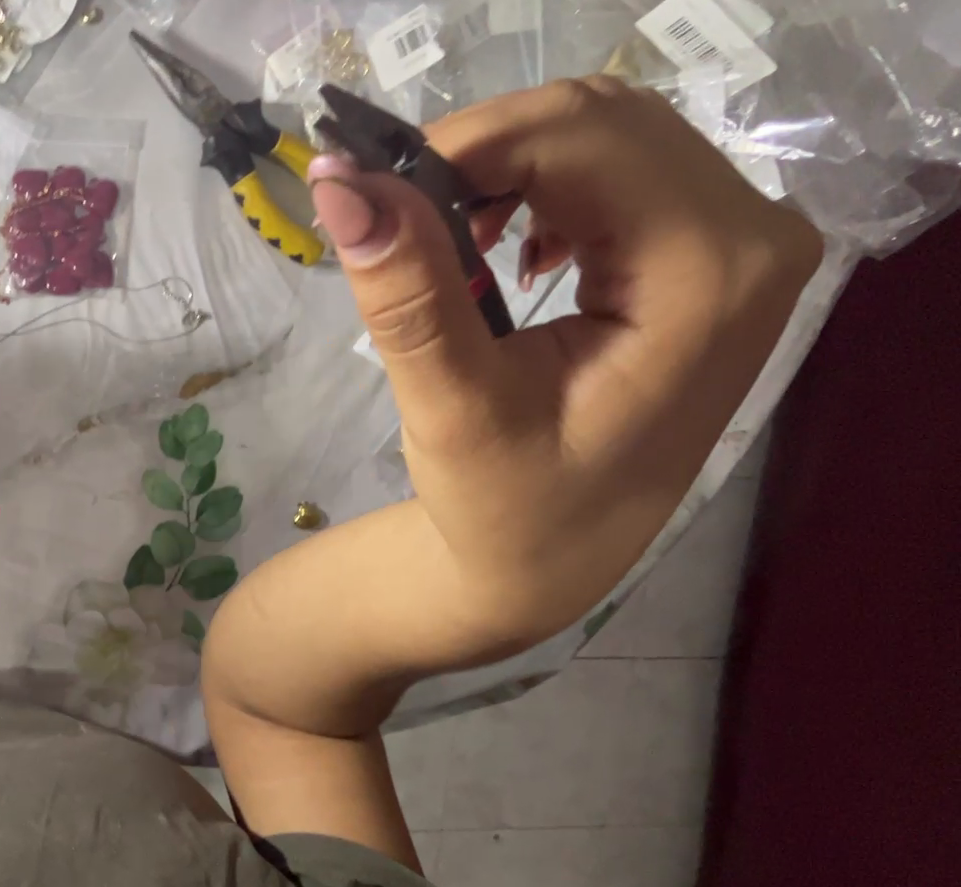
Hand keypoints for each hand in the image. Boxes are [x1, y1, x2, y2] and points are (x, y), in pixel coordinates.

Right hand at [306, 77, 821, 647]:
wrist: (547, 561)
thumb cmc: (504, 505)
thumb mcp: (451, 407)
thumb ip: (408, 293)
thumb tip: (340, 188)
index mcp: (705, 274)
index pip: (581, 140)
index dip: (463, 145)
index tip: (365, 191)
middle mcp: (746, 236)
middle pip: (599, 124)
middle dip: (478, 152)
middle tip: (389, 213)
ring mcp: (732, 243)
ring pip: (603, 138)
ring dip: (501, 168)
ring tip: (434, 237)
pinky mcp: (701, 256)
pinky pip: (613, 173)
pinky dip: (534, 187)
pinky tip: (499, 244)